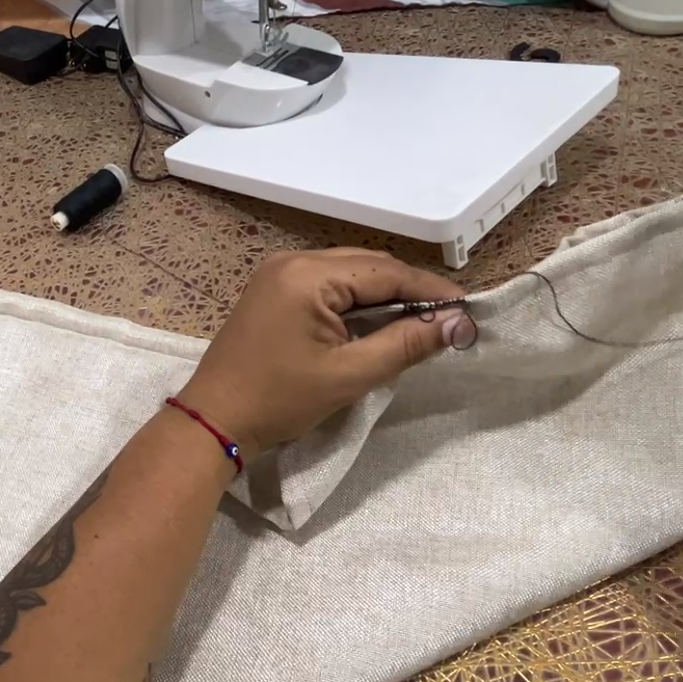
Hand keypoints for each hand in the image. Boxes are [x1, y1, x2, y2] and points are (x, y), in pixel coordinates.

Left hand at [175, 249, 472, 454]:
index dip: (430, 290)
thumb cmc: (278, 400)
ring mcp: (277, 274)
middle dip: (409, 291)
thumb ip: (404, 344)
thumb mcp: (348, 375)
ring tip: (419, 323)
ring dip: (383, 296)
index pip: (385, 271)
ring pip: (347, 274)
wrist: (214, 420)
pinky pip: (324, 285)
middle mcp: (291, 261)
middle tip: (447, 320)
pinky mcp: (271, 291)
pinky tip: (376, 322)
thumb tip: (456, 324)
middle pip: (367, 266)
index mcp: (307, 275)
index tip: (468, 310)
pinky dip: (354, 301)